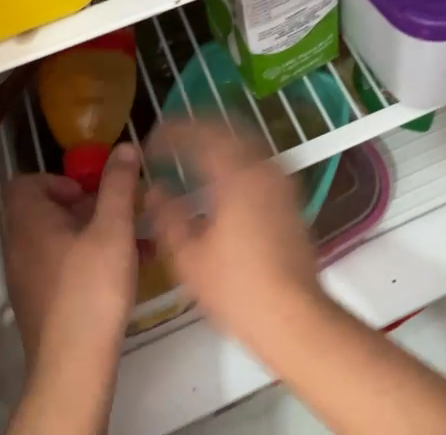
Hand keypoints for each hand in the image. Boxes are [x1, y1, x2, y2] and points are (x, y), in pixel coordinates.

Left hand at [3, 144, 140, 367]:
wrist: (73, 365)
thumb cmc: (91, 289)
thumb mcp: (113, 229)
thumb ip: (117, 186)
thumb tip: (122, 148)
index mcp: (29, 224)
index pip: (25, 182)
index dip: (57, 179)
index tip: (89, 191)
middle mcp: (20, 248)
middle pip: (44, 211)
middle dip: (85, 206)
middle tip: (117, 213)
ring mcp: (28, 279)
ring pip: (57, 241)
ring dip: (92, 234)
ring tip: (130, 242)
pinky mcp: (41, 304)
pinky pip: (62, 267)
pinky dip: (89, 260)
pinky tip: (124, 272)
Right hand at [147, 121, 323, 344]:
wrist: (293, 316)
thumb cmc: (237, 289)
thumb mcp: (188, 257)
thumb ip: (167, 216)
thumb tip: (154, 191)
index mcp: (236, 174)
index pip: (200, 134)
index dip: (172, 133)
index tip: (151, 141)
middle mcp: (263, 168)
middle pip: (228, 130)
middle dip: (197, 130)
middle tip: (171, 141)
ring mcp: (282, 182)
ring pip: (248, 144)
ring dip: (219, 141)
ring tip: (194, 155)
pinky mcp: (292, 199)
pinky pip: (260, 162)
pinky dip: (237, 159)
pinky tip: (223, 180)